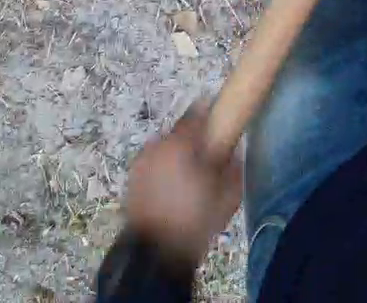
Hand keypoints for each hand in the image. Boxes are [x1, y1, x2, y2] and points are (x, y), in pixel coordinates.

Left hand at [122, 106, 242, 269]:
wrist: (156, 254)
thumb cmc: (194, 220)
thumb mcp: (227, 196)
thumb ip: (233, 166)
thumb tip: (234, 150)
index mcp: (181, 142)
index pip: (197, 112)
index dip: (210, 112)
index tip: (220, 120)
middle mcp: (158, 144)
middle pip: (179, 131)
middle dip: (192, 139)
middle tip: (205, 157)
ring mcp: (141, 160)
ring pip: (164, 147)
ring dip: (175, 154)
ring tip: (186, 176)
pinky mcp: (132, 177)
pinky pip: (152, 163)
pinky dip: (161, 168)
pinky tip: (170, 187)